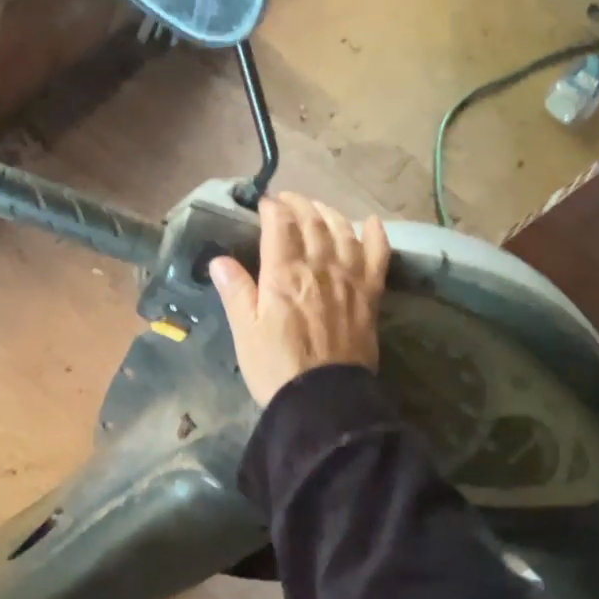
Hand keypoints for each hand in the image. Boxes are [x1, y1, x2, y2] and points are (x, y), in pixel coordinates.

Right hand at [209, 193, 389, 406]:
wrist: (322, 397)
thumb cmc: (275, 366)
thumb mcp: (244, 331)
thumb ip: (235, 291)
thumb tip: (220, 260)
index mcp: (284, 274)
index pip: (280, 226)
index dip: (273, 210)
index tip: (264, 204)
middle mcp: (319, 267)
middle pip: (313, 222)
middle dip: (300, 205)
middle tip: (288, 201)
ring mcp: (349, 279)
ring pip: (343, 232)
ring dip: (330, 214)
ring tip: (319, 209)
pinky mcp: (370, 295)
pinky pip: (378, 255)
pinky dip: (375, 234)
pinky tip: (370, 223)